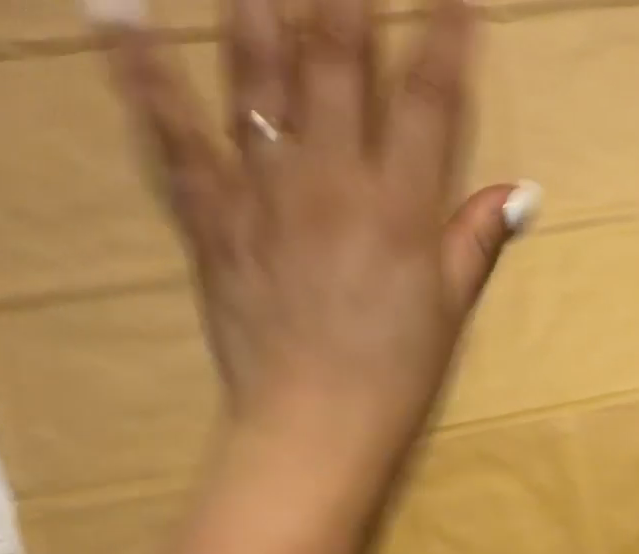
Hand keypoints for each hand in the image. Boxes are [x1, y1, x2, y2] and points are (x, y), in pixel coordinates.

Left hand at [100, 0, 535, 451]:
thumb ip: (476, 240)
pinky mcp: (211, 217)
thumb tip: (521, 190)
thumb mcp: (449, 310)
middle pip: (337, 60)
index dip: (445, 33)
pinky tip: (117, 16)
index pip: (429, 96)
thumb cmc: (394, 374)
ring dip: (255, 5)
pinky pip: (173, 138)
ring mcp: (263, 193)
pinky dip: (142, 75)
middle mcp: (331, 180)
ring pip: (255, 76)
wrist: (312, 426)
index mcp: (399, 206)